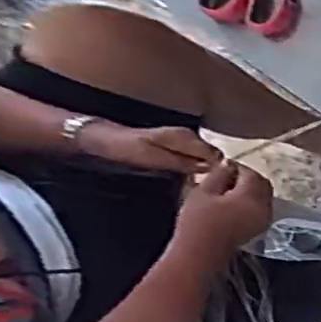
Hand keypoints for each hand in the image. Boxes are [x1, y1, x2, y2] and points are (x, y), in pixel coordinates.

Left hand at [78, 122, 221, 173]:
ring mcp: (185, 138)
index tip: (214, 185)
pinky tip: (189, 174)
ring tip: (197, 182)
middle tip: (204, 186)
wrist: (101, 138)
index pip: (216, 156)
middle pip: (215, 156)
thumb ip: (182, 162)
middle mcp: (190, 135)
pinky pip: (198, 156)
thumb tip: (209, 168)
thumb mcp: (152, 158)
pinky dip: (198, 165)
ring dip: (205, 169)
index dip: (219, 170)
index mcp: (185, 138)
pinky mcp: (180, 143)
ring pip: (208, 156)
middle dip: (214, 170)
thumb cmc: (125, 149)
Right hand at [174, 161, 272, 253]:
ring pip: (265, 195)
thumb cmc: (198, 220)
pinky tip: (233, 200)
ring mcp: (265, 217)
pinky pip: (262, 206)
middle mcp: (265, 207)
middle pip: (263, 184)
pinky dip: (252, 199)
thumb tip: (228, 164)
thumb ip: (219, 175)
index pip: (252, 175)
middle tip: (227, 173)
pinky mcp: (261, 226)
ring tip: (228, 186)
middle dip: (248, 176)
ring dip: (251, 188)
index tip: (224, 164)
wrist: (202, 250)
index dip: (239, 167)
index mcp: (251, 197)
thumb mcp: (203, 192)